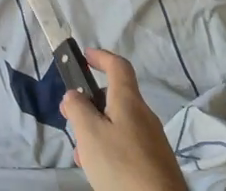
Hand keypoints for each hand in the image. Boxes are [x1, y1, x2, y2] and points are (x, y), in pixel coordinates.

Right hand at [60, 49, 187, 190]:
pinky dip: (109, 148)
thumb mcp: (89, 134)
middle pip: (114, 98)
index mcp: (129, 101)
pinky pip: (127, 144)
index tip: (84, 56)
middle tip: (70, 118)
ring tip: (82, 154)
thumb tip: (74, 95)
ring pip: (117, 124)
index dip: (100, 56)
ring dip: (96, 131)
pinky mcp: (155, 162)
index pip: (118, 66)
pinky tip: (100, 169)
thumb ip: (78, 108)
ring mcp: (153, 140)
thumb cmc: (122, 166)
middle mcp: (144, 116)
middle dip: (89, 105)